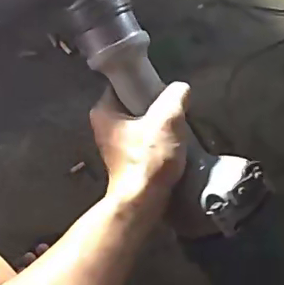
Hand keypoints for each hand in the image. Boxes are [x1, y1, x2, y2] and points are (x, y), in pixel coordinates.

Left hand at [90, 83, 189, 208]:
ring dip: (158, 127)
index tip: (161, 89)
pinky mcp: (127, 164)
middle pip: (133, 106)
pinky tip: (172, 148)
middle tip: (172, 110)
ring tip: (176, 130)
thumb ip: (175, 97)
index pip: (122, 84)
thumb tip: (180, 89)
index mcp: (103, 112)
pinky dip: (157, 144)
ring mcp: (114, 148)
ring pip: (140, 126)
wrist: (143, 202)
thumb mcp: (167, 120)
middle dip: (153, 107)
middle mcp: (103, 129)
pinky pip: (144, 144)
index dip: (143, 83)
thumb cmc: (149, 159)